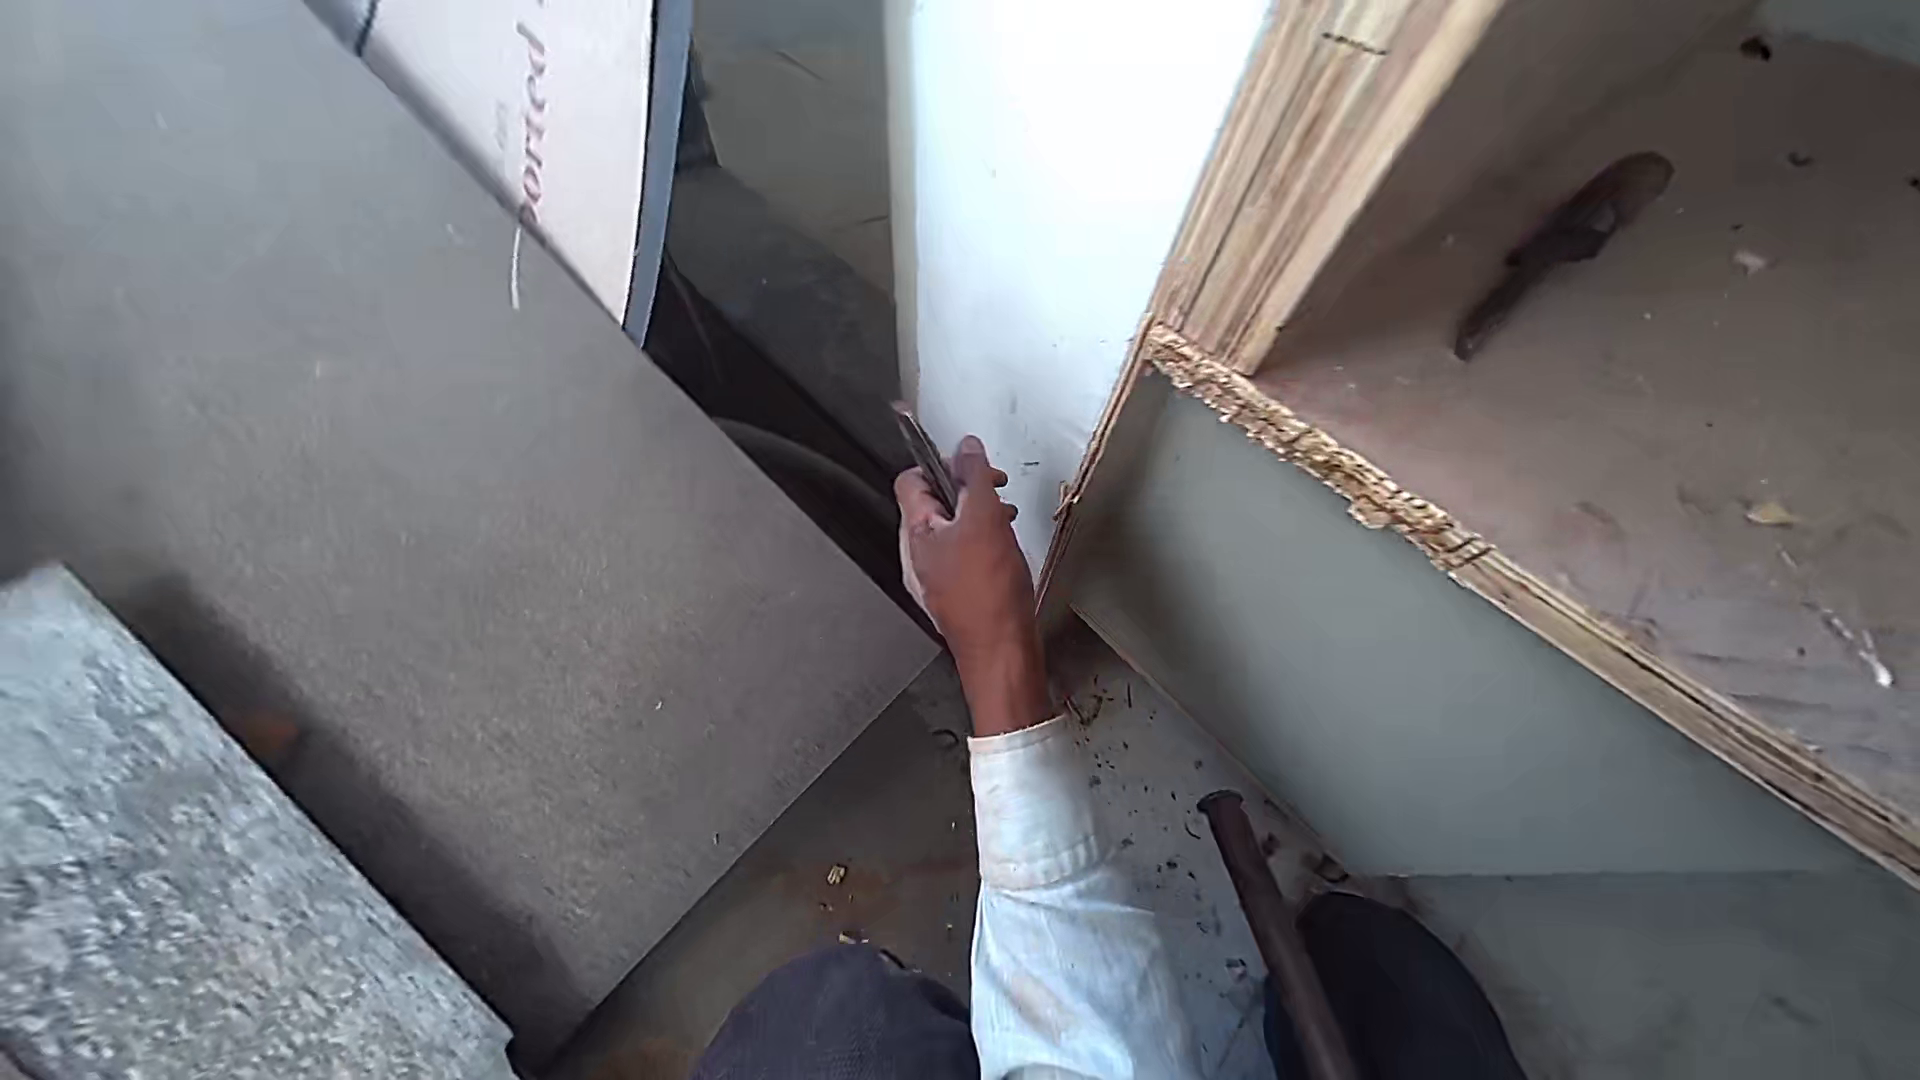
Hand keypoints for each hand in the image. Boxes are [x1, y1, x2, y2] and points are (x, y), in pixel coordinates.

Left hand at [895, 435, 1050, 735]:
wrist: (1001, 652)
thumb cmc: (989, 594)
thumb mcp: (986, 519)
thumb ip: (975, 478)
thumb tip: (967, 447)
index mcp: (916, 533)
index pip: (911, 479)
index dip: (940, 463)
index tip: (972, 464)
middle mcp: (918, 554)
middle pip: (933, 502)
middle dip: (967, 489)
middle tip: (996, 489)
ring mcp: (934, 575)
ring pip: (951, 528)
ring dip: (978, 514)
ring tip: (1005, 517)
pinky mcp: (955, 591)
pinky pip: (963, 553)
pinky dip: (982, 540)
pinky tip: (1005, 548)